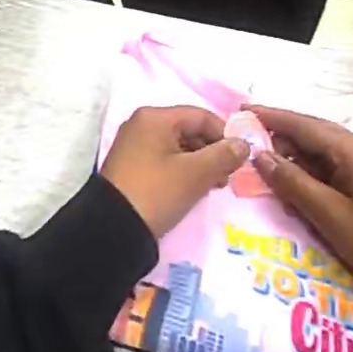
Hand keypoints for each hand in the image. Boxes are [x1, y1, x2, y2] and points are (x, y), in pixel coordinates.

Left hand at [101, 106, 247, 237]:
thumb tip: (244, 144)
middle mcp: (141, 124)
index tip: (238, 159)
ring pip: (177, 146)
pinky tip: (191, 189)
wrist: (109, 234)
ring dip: (198, 163)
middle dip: (211, 152)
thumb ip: (224, 155)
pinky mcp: (128, 166)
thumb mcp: (195, 175)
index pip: (201, 116)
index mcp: (155, 117)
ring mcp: (132, 145)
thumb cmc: (155, 193)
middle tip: (225, 177)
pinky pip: (163, 159)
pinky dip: (180, 170)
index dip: (224, 135)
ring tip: (211, 186)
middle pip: (189, 130)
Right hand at [246, 104, 352, 296]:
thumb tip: (261, 157)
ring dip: (297, 156)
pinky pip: (337, 167)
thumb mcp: (332, 218)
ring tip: (265, 164)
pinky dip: (314, 172)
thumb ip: (295, 184)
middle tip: (247, 142)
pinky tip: (297, 183)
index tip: (243, 110)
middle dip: (281, 135)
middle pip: (315, 133)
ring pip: (325, 151)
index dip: (273, 116)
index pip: (306, 124)